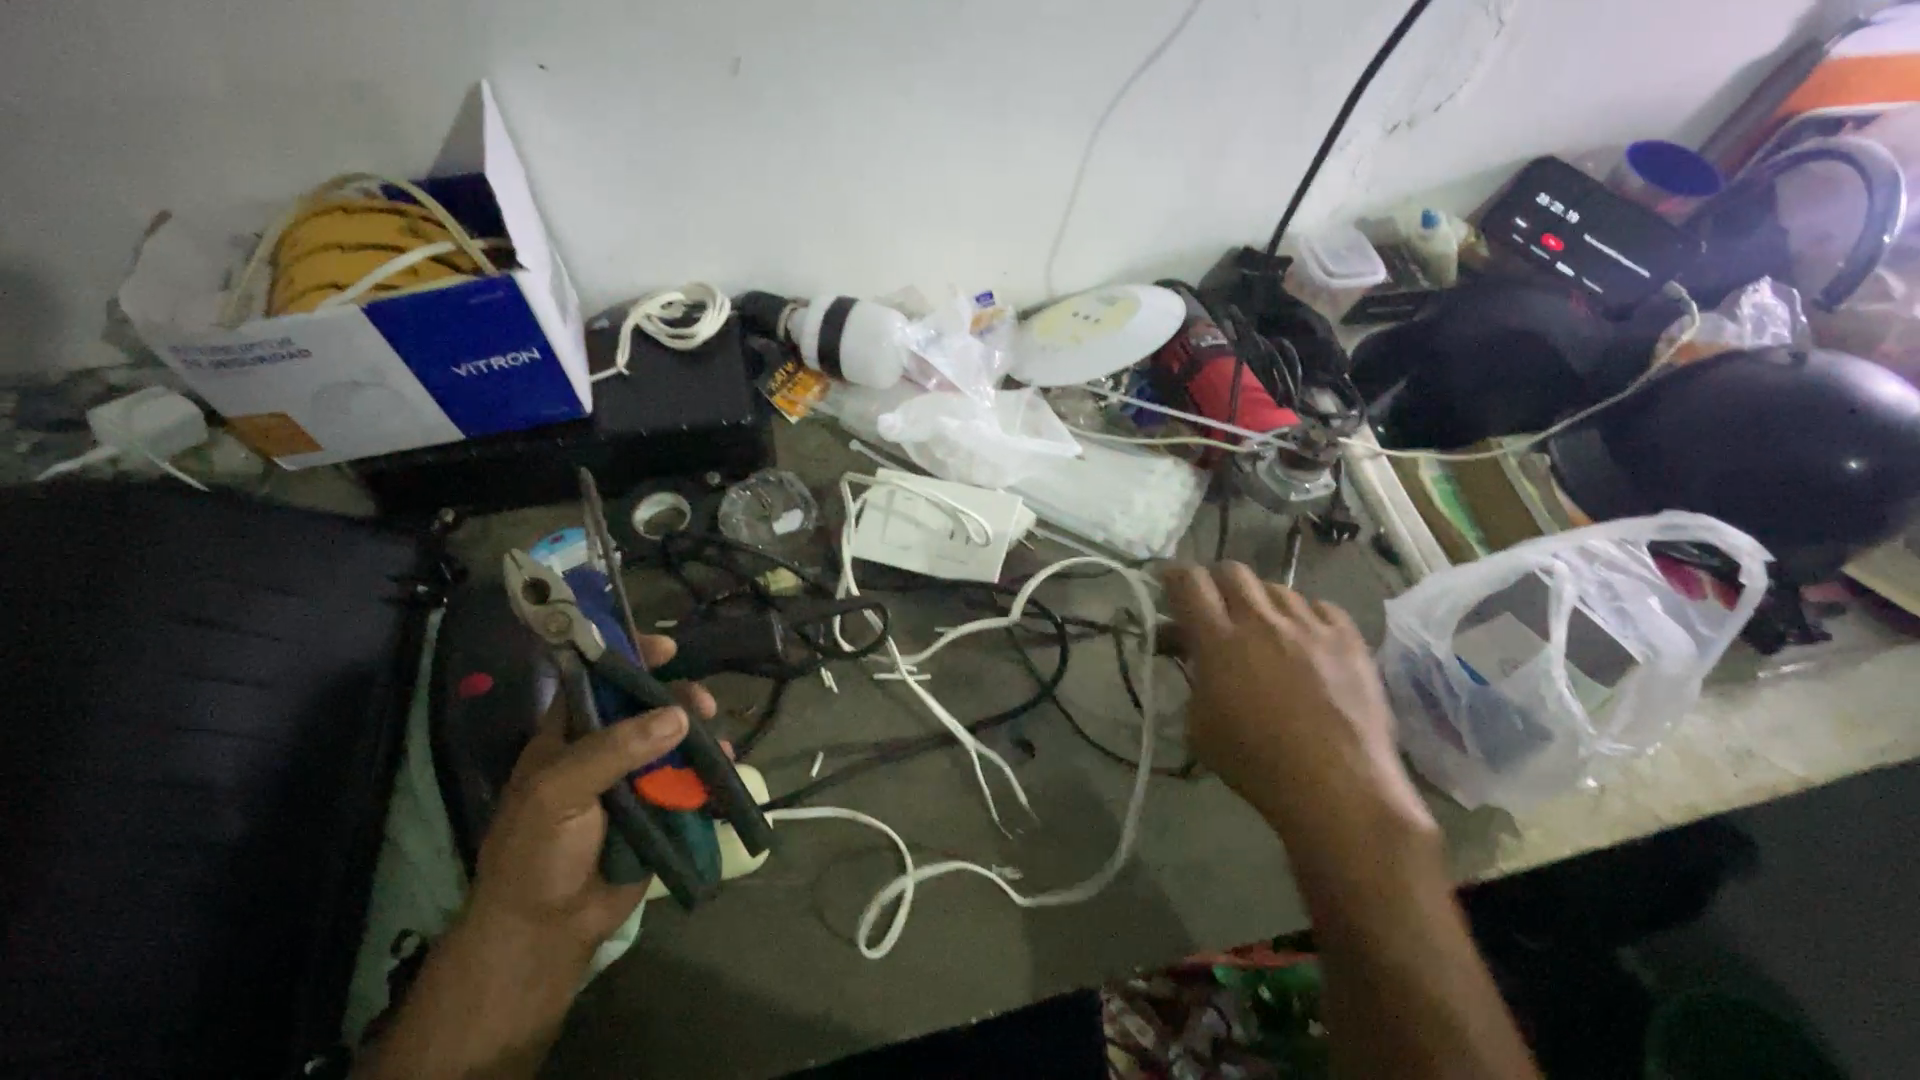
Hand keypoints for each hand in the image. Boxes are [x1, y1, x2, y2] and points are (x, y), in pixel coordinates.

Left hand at [468, 634, 717, 955]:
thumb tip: (678, 716)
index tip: (666, 648)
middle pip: (647, 707)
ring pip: (675, 741)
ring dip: (700, 733)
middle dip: (677, 698)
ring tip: (716, 736)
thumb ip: (613, 749)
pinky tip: (727, 765)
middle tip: (701, 705)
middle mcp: (604, 750)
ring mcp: (635, 780)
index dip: (628, 657)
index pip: (597, 679)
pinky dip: (711, 769)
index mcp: (567, 735)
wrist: (547, 929)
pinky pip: (692, 780)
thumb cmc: (535, 852)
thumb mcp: (559, 792)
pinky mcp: (661, 810)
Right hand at [1160, 563, 1432, 864]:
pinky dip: (1303, 617)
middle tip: (1213, 608)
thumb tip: (1188, 650)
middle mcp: (1262, 621)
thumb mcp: (1199, 726)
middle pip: (1232, 571)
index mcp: (1219, 641)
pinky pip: (1318, 607)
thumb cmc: (1256, 763)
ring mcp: (1309, 625)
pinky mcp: (1348, 637)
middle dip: (1216, 583)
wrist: (1337, 785)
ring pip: (1276, 588)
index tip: (1167, 583)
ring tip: (1262, 631)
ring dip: (1259, 602)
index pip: (1188, 582)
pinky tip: (1304, 642)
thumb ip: (1191, 678)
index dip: (1173, 575)